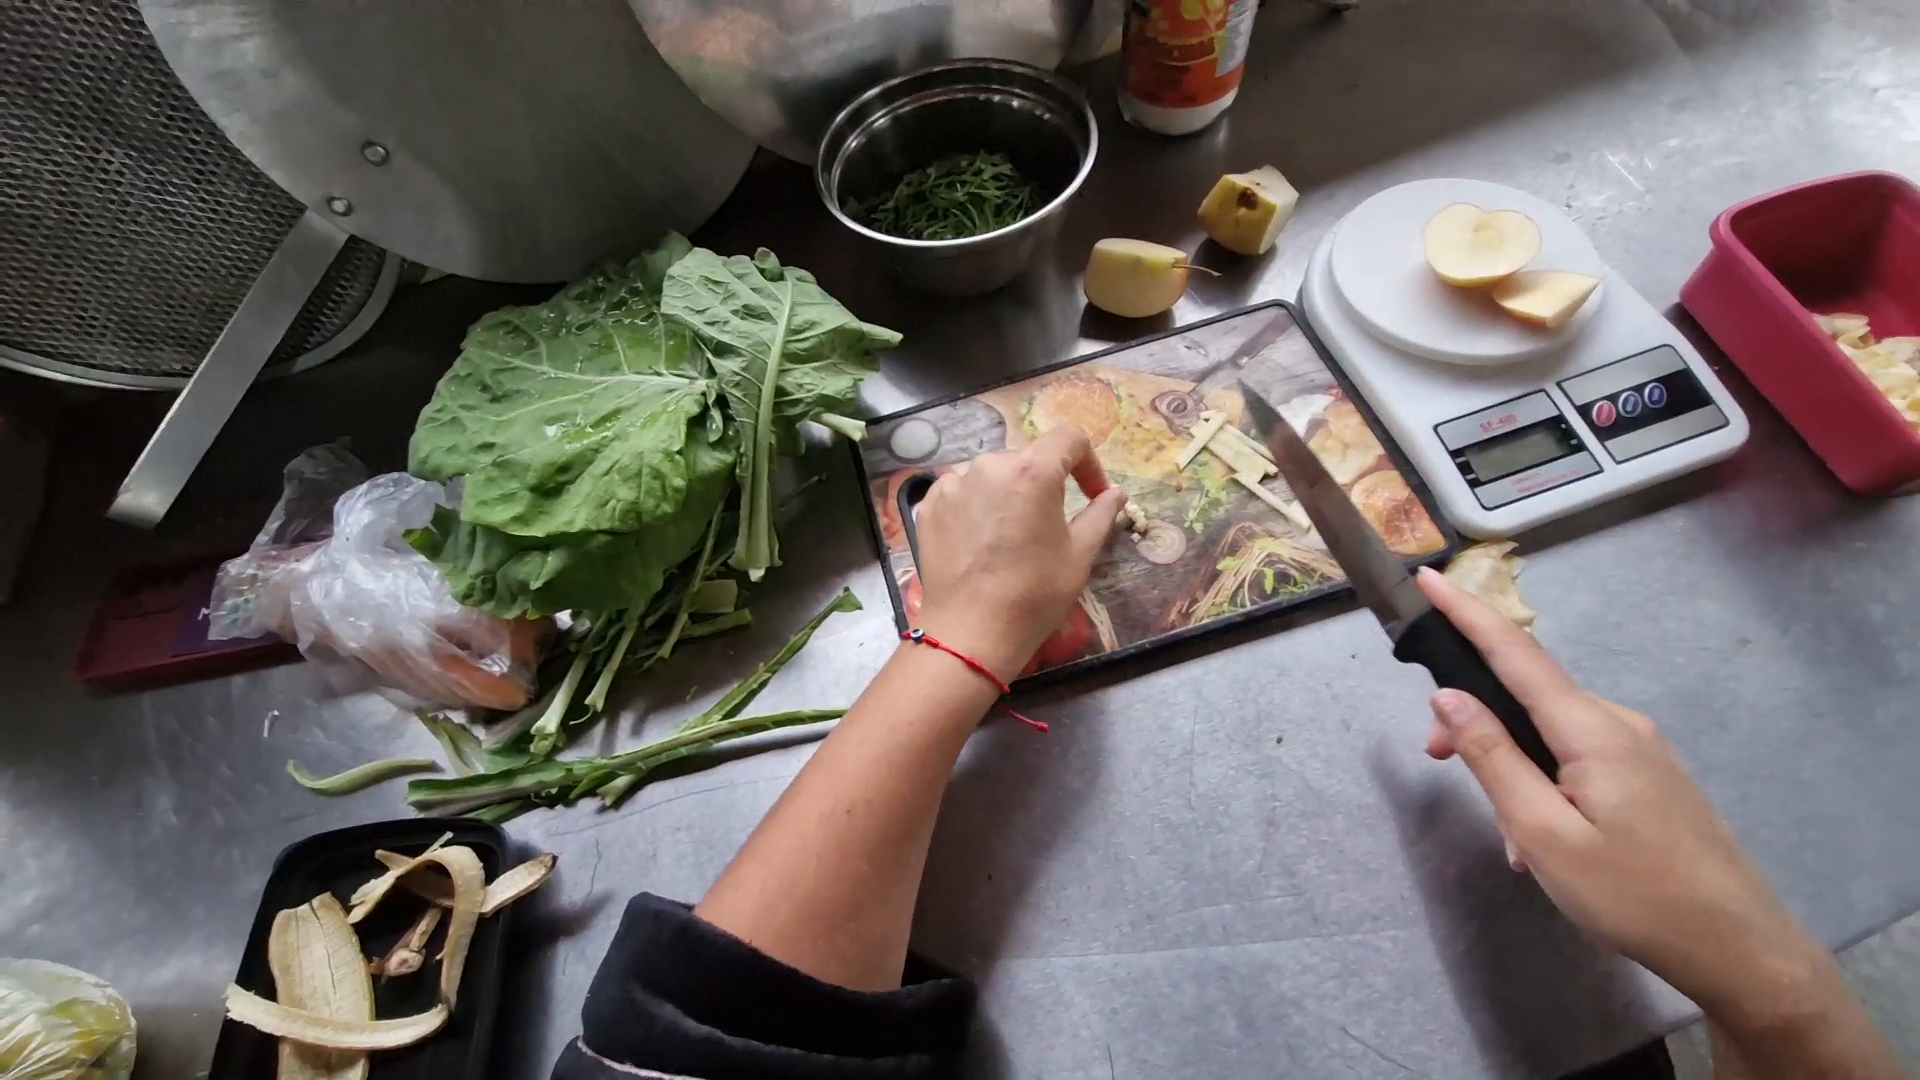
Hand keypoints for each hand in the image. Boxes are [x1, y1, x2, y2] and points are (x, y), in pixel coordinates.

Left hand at [912, 425, 1128, 681]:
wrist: (971, 631)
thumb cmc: (1035, 594)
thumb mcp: (1080, 554)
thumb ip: (1101, 514)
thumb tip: (1115, 494)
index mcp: (1033, 470)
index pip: (1068, 439)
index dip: (1087, 463)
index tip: (1091, 494)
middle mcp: (990, 465)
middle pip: (1027, 459)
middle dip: (1045, 483)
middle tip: (1050, 522)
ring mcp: (954, 483)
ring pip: (992, 475)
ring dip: (1007, 494)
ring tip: (1011, 533)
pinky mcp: (929, 504)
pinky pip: (961, 491)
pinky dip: (975, 506)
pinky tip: (980, 539)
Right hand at [1415, 568, 1827, 1022]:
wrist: (1743, 956)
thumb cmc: (1633, 895)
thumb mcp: (1542, 831)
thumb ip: (1492, 756)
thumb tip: (1448, 697)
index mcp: (1591, 730)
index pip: (1515, 653)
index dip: (1467, 613)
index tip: (1428, 577)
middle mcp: (1616, 722)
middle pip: (1522, 693)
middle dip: (1471, 716)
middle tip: (1436, 758)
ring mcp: (1636, 746)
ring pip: (1544, 730)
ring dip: (1506, 761)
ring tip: (1508, 833)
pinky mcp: (1644, 771)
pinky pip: (1570, 754)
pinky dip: (1537, 778)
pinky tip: (1538, 835)